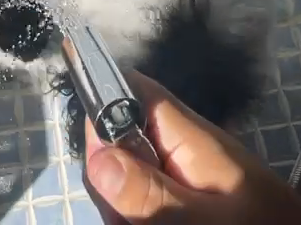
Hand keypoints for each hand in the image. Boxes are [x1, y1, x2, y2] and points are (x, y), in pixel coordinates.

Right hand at [84, 73, 300, 224]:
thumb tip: (97, 154)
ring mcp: (181, 180)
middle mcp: (180, 150)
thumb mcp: (209, 221)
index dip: (101, 99)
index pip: (131, 88)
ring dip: (123, 210)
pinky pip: (143, 204)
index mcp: (189, 134)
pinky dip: (137, 219)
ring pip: (125, 180)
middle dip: (109, 177)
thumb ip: (153, 195)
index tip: (91, 147)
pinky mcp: (183, 203)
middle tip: (128, 220)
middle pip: (118, 142)